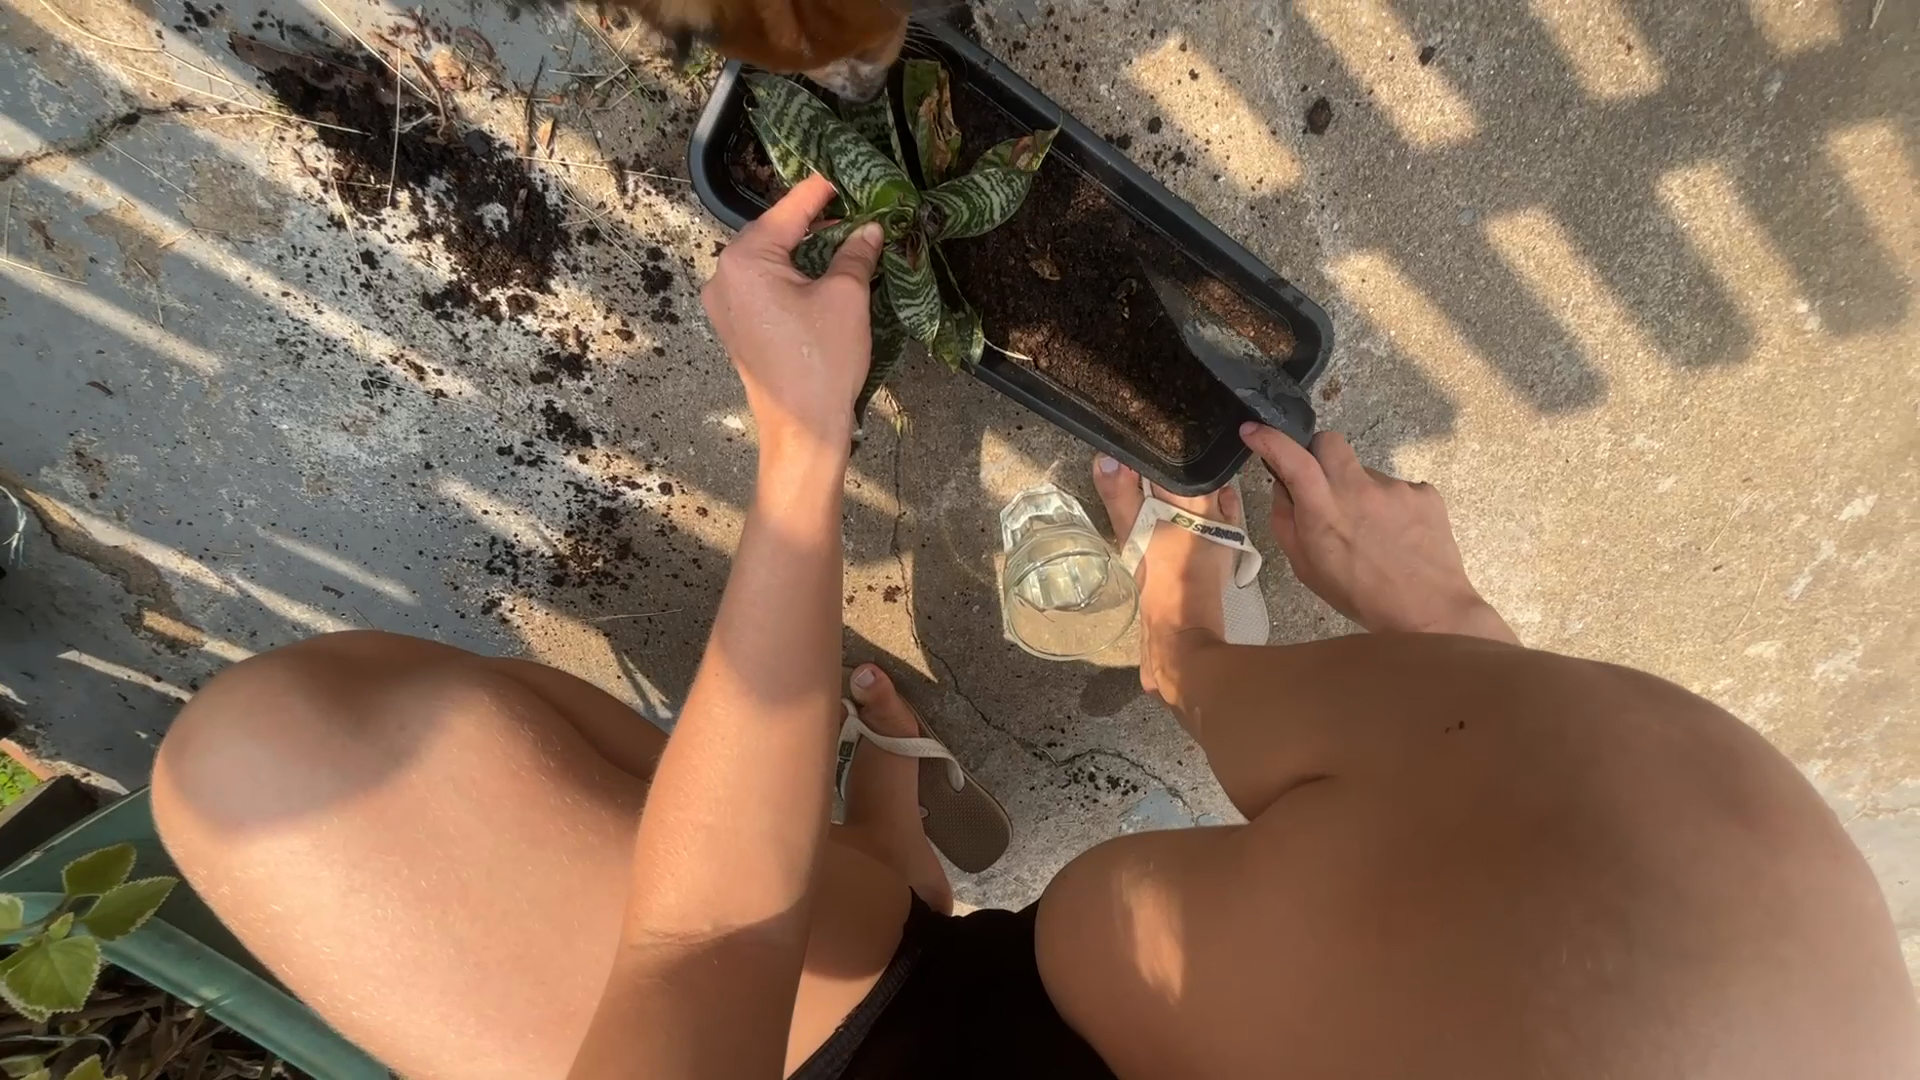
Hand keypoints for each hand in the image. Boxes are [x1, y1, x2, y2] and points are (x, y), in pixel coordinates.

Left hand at [701, 173, 884, 450]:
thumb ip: (855, 254)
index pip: (788, 211)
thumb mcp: (846, 298)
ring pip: (768, 266)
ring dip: (803, 256)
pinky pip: (762, 291)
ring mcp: (724, 307)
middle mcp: (722, 277)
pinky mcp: (735, 331)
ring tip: (840, 247)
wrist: (803, 429)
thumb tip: (869, 228)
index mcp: (744, 259)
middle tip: (850, 215)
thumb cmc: (823, 361)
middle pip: (773, 237)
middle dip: (812, 228)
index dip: (818, 192)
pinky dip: (789, 282)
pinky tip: (818, 282)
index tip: (839, 174)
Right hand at [1240, 424, 1517, 643]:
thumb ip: (1285, 521)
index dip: (1269, 439)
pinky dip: (1389, 507)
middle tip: (1320, 483)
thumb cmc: (1356, 594)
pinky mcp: (1425, 493)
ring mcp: (1395, 488)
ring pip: (1364, 473)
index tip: (1253, 430)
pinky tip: (1396, 536)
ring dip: (1358, 492)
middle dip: (1317, 454)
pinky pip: (1396, 490)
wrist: (1427, 610)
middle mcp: (1358, 489)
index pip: (1292, 459)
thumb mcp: (1304, 566)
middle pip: (1330, 442)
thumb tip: (1283, 489)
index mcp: (1323, 510)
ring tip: (1370, 532)